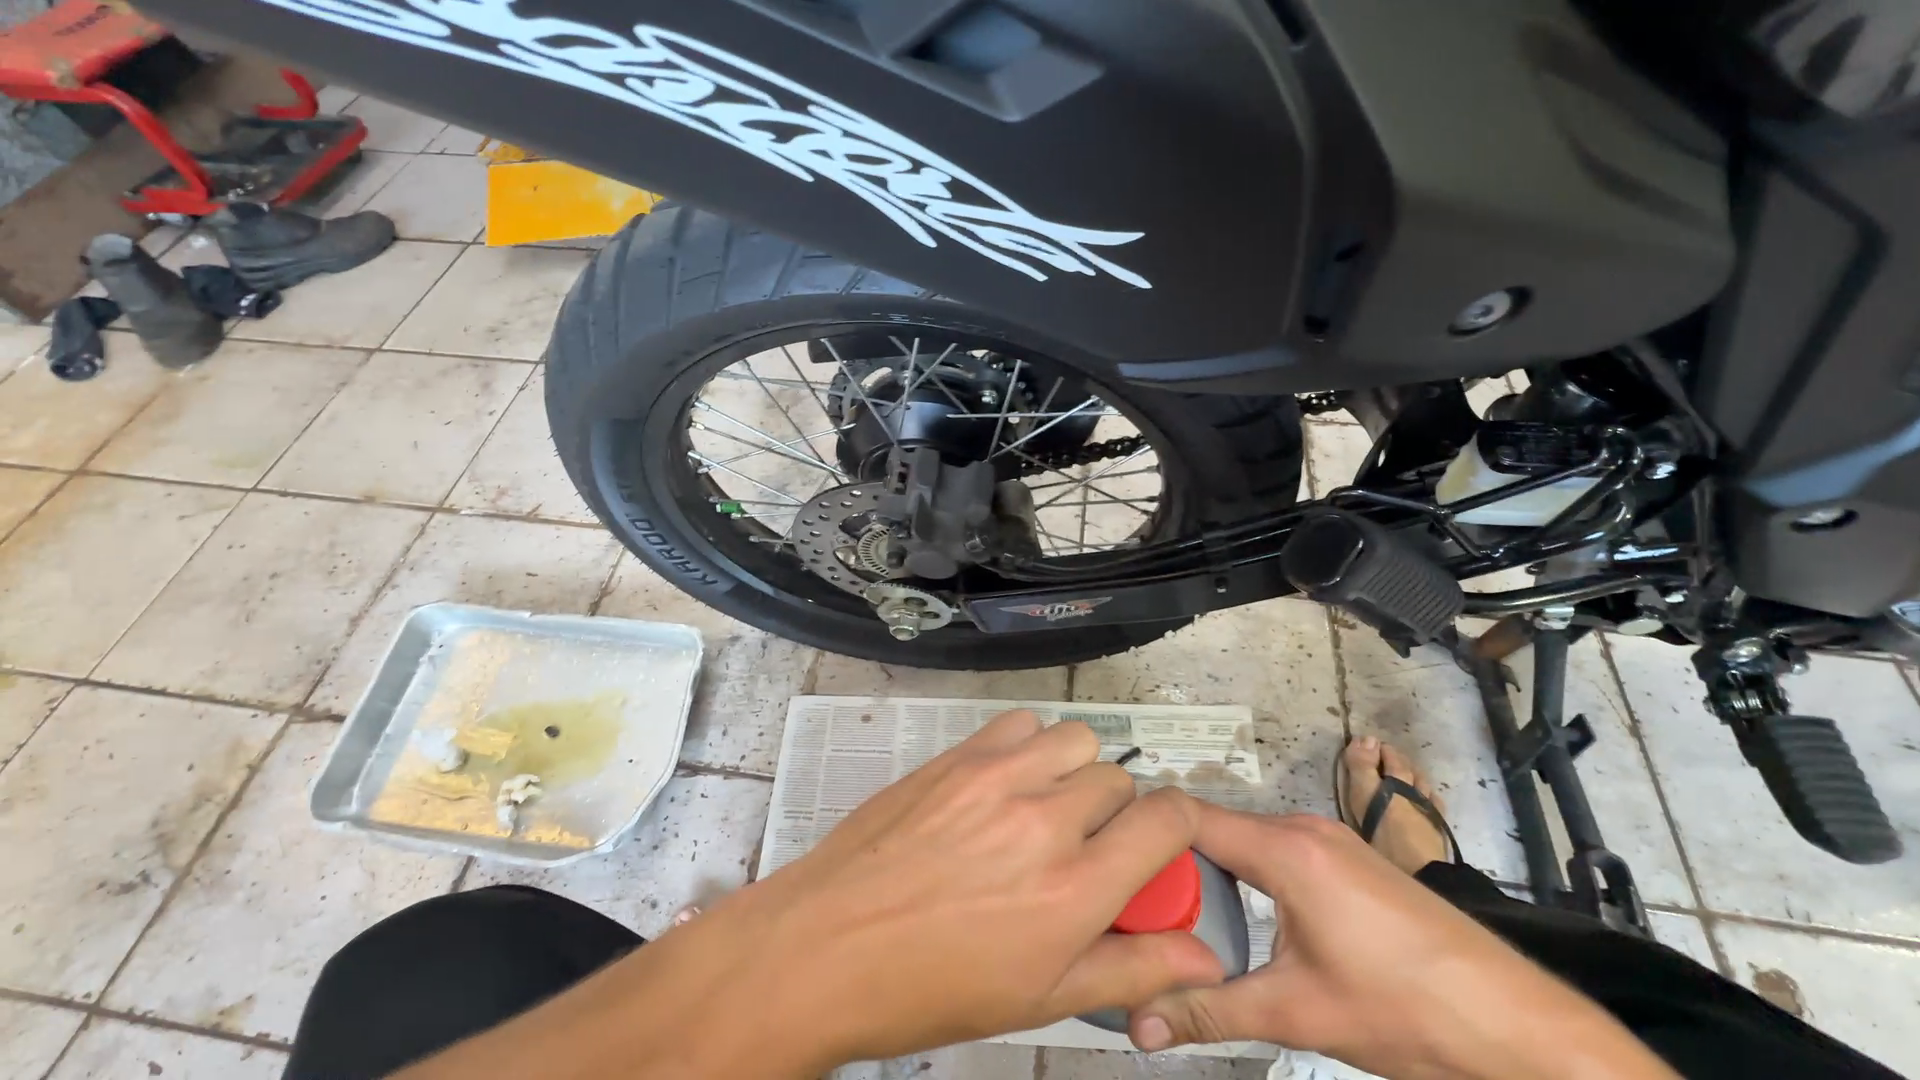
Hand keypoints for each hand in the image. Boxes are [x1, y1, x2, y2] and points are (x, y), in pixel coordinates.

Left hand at [735, 709, 1225, 1065]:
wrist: (828, 947)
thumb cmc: (932, 986)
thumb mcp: (1041, 998)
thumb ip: (1132, 969)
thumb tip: (1205, 956)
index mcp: (1075, 888)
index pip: (1169, 819)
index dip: (1179, 826)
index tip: (1158, 845)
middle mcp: (1044, 820)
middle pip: (1120, 781)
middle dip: (1115, 815)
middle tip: (1081, 850)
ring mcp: (996, 779)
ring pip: (1076, 741)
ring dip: (1075, 772)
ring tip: (1044, 810)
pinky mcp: (956, 758)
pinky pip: (1020, 724)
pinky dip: (1028, 746)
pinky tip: (1005, 785)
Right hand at [1127, 806, 1678, 1079]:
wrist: (1518, 1028)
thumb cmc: (1403, 1009)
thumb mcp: (1295, 1012)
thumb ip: (1208, 1012)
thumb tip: (1136, 1028)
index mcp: (1285, 848)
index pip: (1188, 816)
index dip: (1141, 832)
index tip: (1102, 862)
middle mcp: (1304, 829)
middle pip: (1213, 830)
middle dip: (1169, 864)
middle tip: (1130, 905)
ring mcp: (1332, 842)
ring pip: (1245, 844)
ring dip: (1208, 875)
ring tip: (1171, 918)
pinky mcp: (1351, 864)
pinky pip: (1276, 856)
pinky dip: (1244, 880)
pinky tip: (1236, 923)